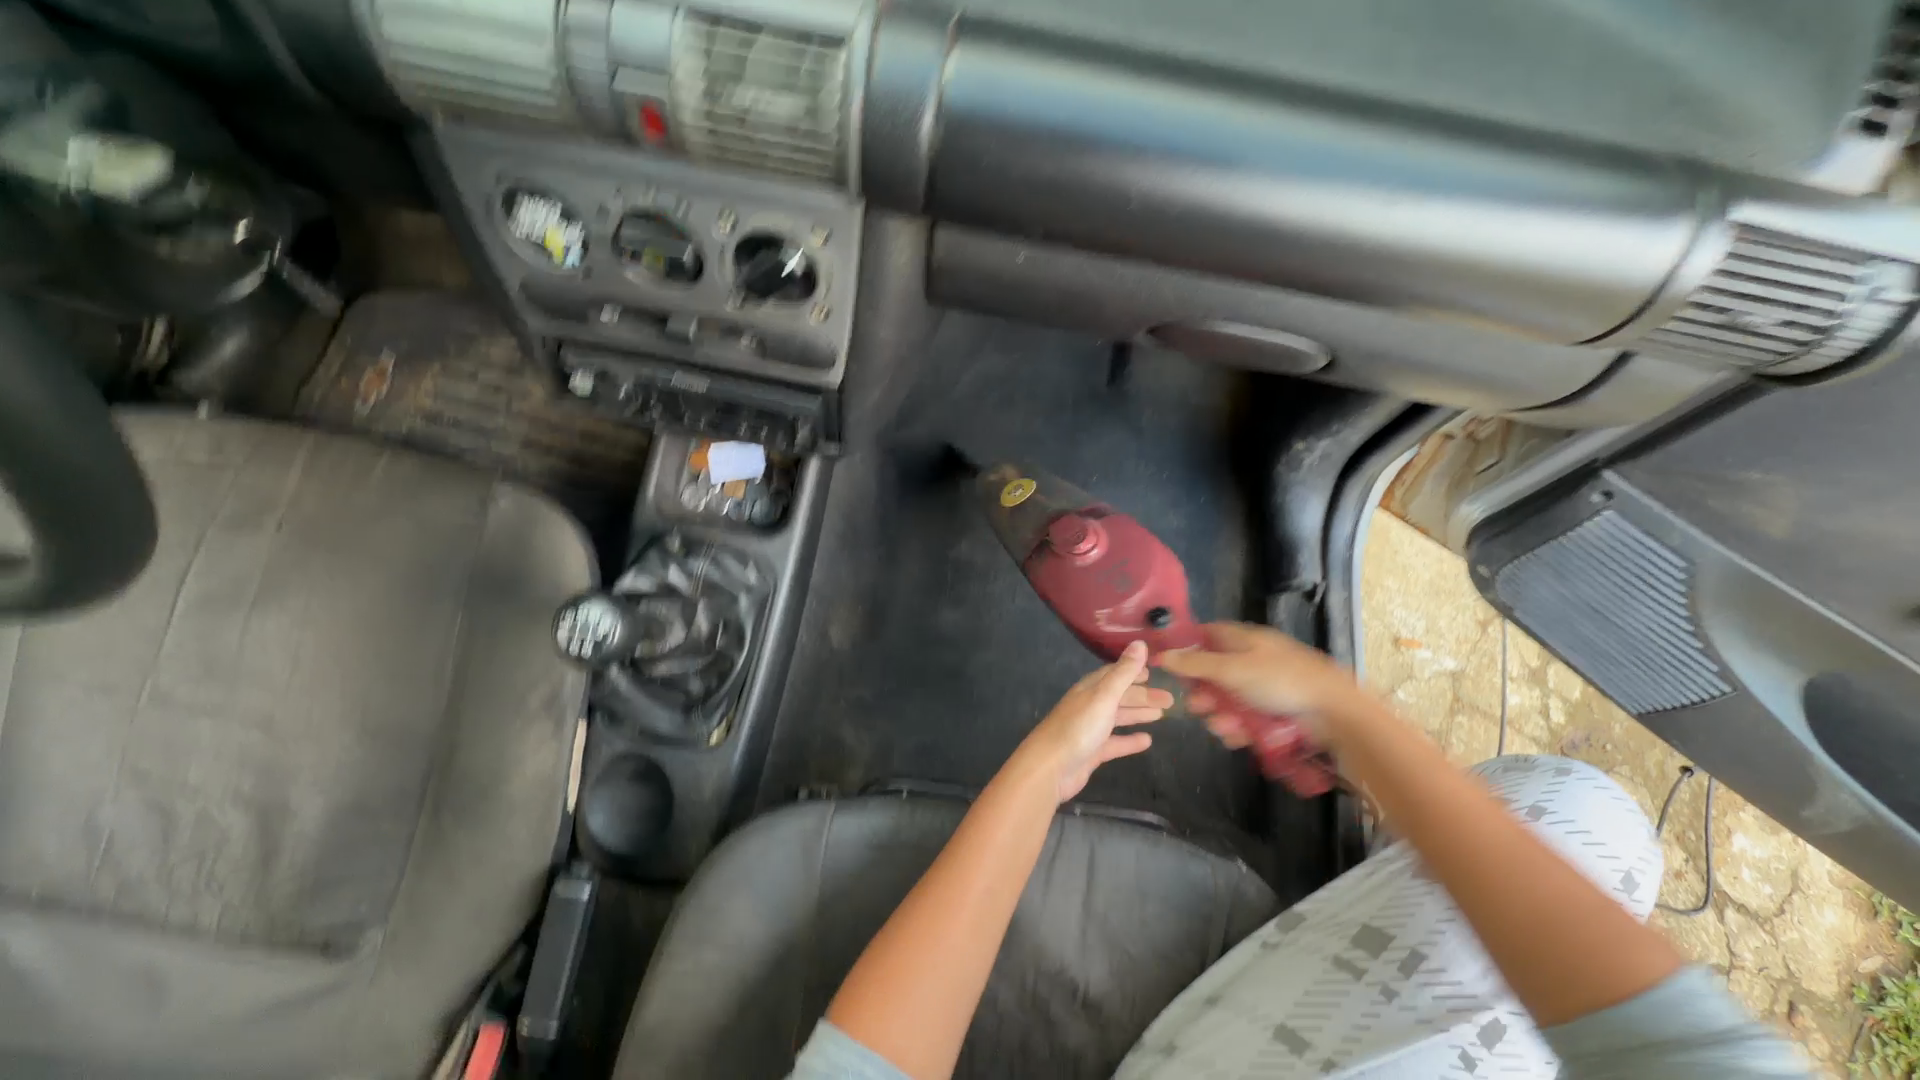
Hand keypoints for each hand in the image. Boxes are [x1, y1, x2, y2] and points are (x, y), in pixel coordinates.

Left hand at [1019, 641, 1174, 801]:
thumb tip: (1140, 643)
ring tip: (1161, 714)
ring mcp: (1089, 730)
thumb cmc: (1078, 728)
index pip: (1113, 674)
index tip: (1152, 673)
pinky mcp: (1091, 752)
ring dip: (1138, 714)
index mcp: (1089, 689)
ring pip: (1117, 718)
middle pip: (1118, 696)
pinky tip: (1147, 741)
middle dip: (1142, 695)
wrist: (1050, 768)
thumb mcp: (1104, 696)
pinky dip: (1130, 741)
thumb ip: (1123, 672)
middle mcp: (1088, 706)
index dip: (1132, 671)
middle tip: (1169, 699)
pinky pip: (1115, 743)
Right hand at [1157, 622, 1362, 747]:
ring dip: (1220, 715)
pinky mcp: (1271, 713)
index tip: (1169, 664)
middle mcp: (1251, 660)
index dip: (1187, 646)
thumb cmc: (1281, 680)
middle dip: (1202, 692)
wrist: (1333, 713)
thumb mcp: (1233, 669)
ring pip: (1227, 700)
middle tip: (1196, 707)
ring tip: (1224, 727)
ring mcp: (1262, 688)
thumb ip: (1196, 664)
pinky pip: (1244, 718)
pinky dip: (1238, 727)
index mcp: (1244, 640)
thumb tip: (1162, 655)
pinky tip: (1238, 736)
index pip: (1207, 634)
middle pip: (1213, 672)